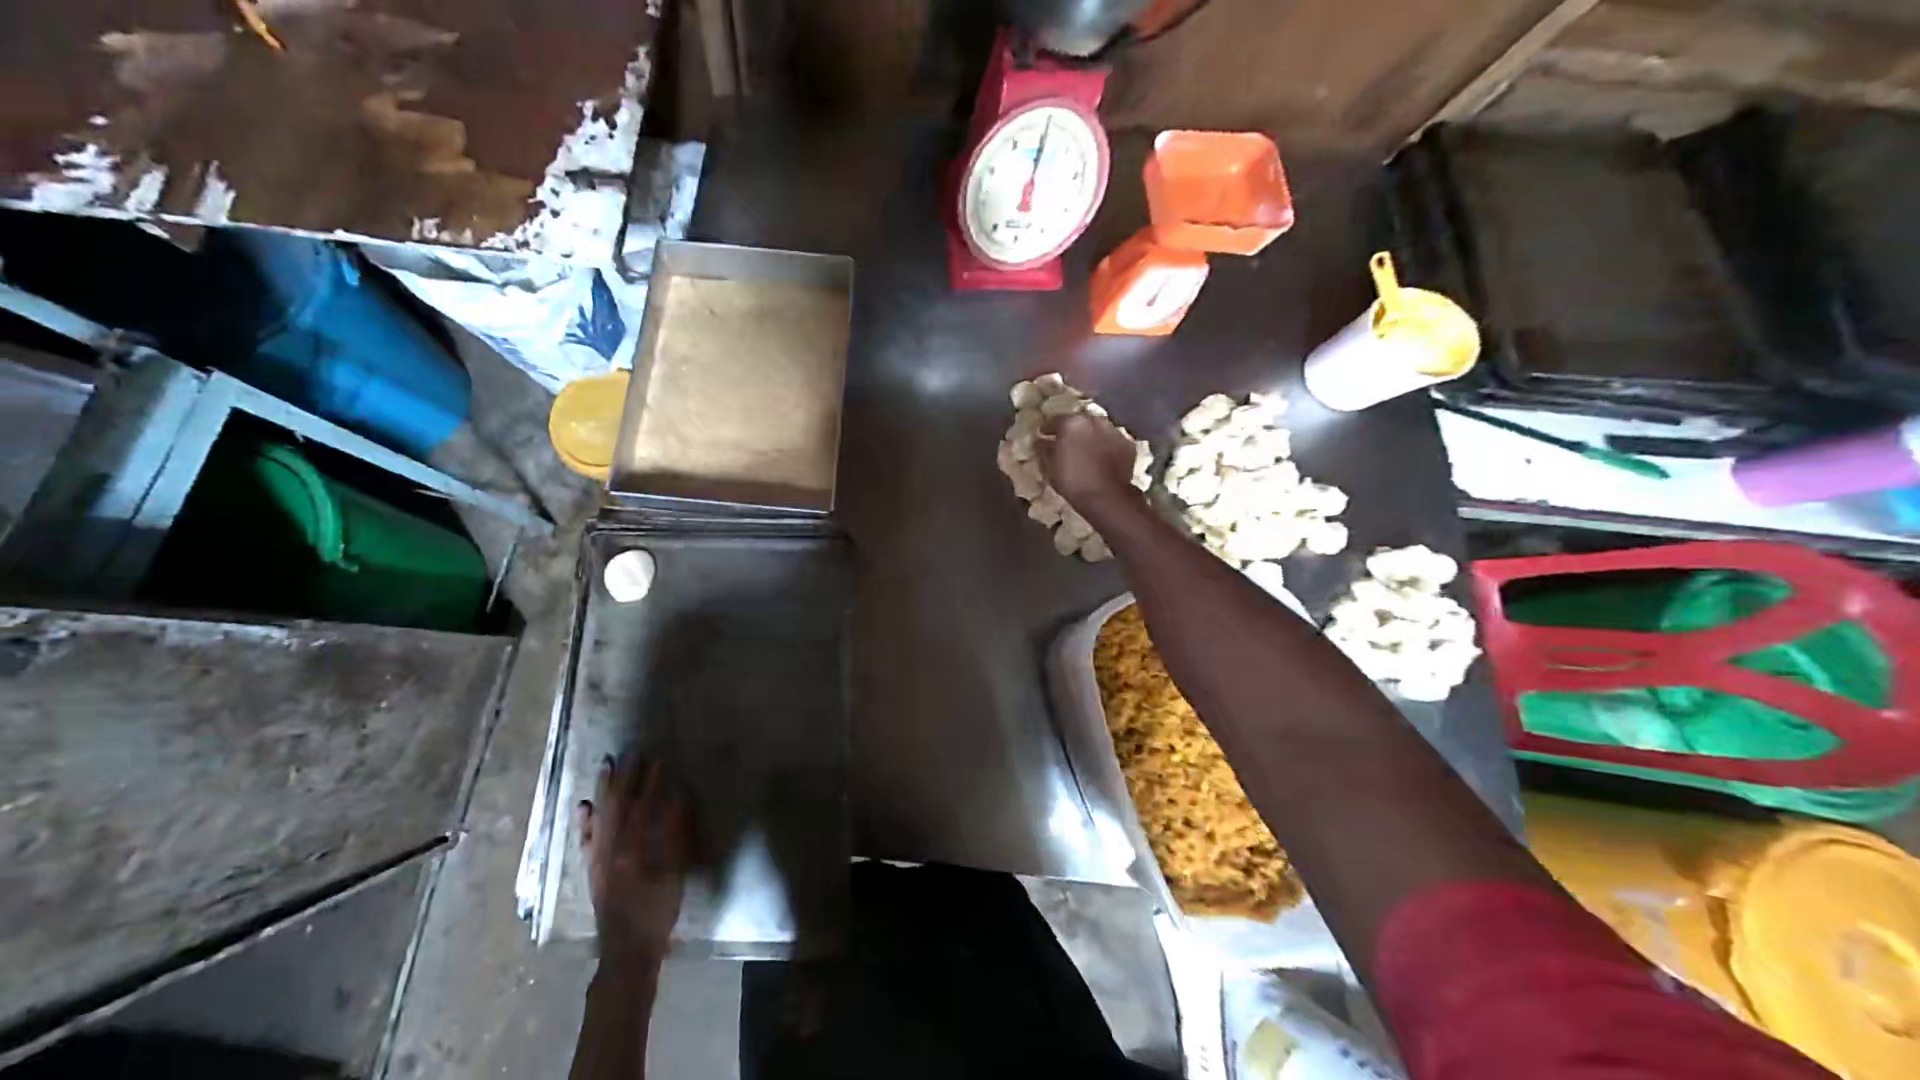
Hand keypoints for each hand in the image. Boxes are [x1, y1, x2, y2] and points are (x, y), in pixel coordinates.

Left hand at [577, 755, 690, 966]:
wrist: (625, 953)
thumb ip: (675, 836)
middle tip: (631, 751)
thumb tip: (679, 799)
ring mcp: (598, 859)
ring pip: (599, 817)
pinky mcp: (592, 870)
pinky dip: (584, 821)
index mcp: (634, 848)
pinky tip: (584, 806)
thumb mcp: (674, 875)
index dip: (652, 783)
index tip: (659, 759)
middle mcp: (611, 849)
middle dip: (625, 777)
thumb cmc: (656, 914)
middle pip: (618, 805)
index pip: (645, 807)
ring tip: (606, 765)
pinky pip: (586, 840)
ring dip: (604, 790)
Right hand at [1040, 413, 1142, 513]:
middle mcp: (1095, 420)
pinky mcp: (1129, 445)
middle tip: (1067, 444)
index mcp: (1072, 423)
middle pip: (1080, 422)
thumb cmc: (1072, 481)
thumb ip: (1044, 449)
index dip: (1048, 429)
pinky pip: (1113, 442)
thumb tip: (1042, 442)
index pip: (1055, 420)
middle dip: (1073, 431)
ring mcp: (1114, 431)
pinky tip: (1103, 459)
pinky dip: (1107, 448)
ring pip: (1098, 430)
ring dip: (1092, 438)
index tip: (1044, 435)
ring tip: (1087, 452)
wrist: (1107, 497)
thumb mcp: (1050, 467)